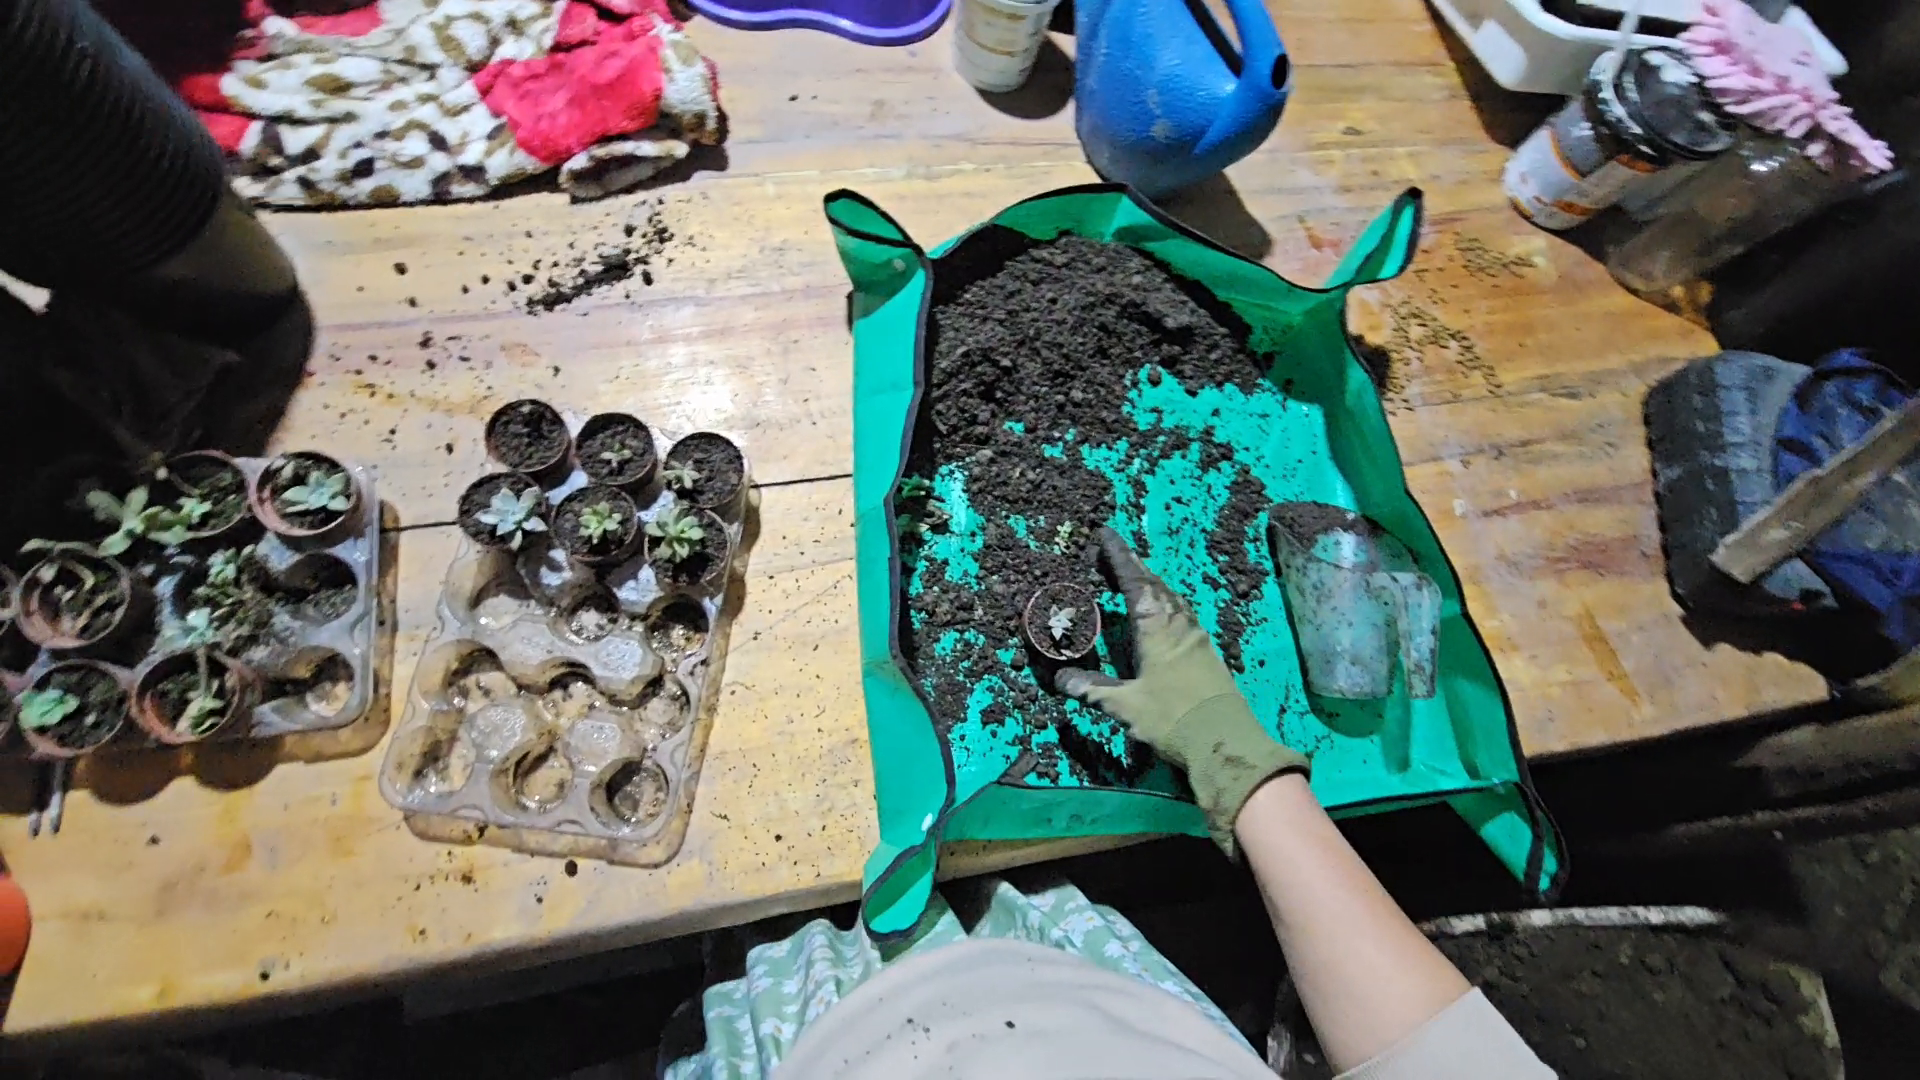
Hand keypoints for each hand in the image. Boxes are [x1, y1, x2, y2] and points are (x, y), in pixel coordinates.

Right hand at [1058, 527, 1307, 856]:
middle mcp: (1177, 622)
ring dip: (1147, 579)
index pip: (1133, 580)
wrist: (1227, 741)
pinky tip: (1156, 609)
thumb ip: (1093, 689)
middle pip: (1152, 581)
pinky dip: (1160, 599)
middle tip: (1106, 553)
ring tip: (1128, 574)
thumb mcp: (1125, 706)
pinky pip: (1178, 610)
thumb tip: (1060, 679)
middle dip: (1129, 563)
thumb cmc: (1173, 717)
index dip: (1117, 556)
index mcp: (1156, 626)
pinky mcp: (1204, 649)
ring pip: (1168, 594)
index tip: (1104, 534)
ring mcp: (1195, 634)